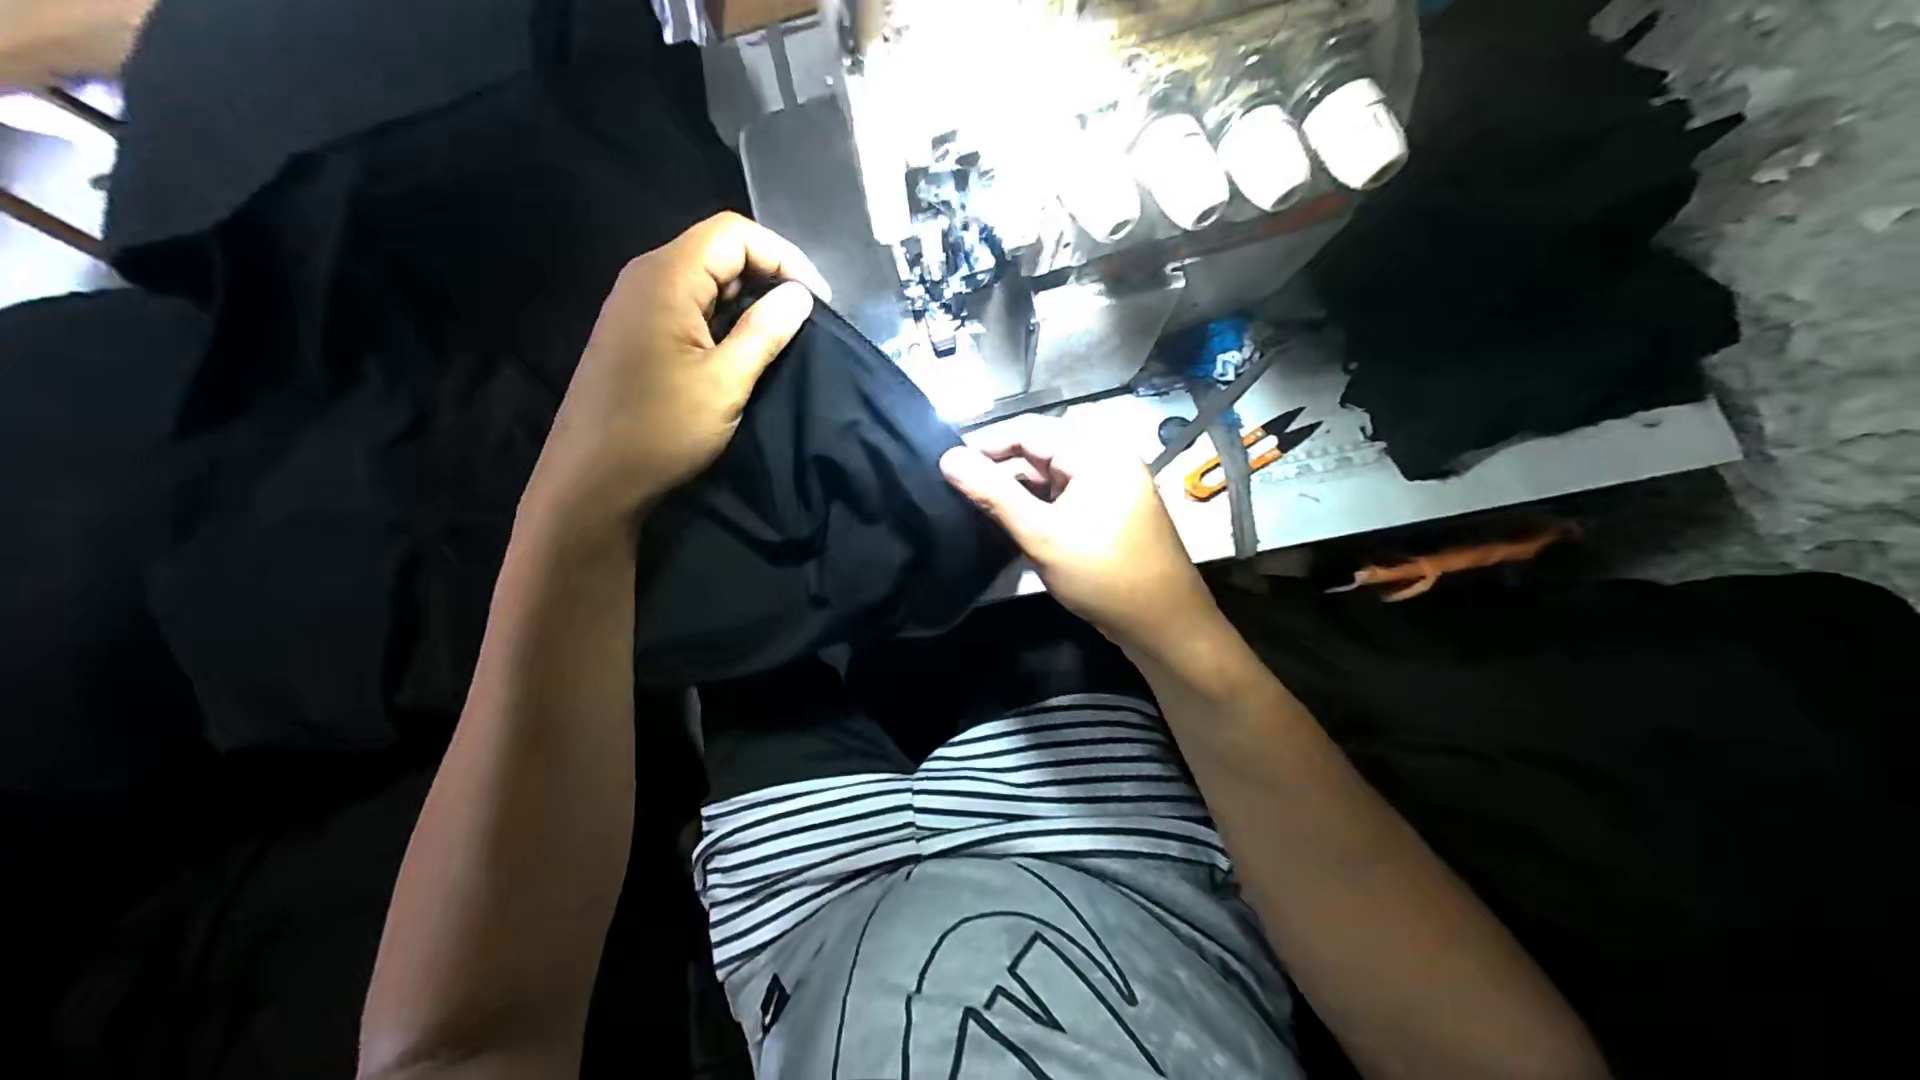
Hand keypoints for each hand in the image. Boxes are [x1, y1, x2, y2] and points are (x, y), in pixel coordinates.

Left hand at [527, 212, 830, 528]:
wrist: (593, 478)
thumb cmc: (661, 429)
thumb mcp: (725, 381)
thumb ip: (764, 331)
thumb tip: (801, 296)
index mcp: (666, 277)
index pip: (734, 233)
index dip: (784, 257)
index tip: (819, 301)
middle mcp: (646, 276)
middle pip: (718, 248)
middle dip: (769, 274)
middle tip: (805, 317)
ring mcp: (636, 303)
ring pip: (704, 277)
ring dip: (747, 297)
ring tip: (782, 332)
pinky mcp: (635, 330)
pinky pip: (687, 303)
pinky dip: (723, 314)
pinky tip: (743, 346)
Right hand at [940, 416, 1218, 654]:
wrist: (1163, 625)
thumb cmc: (1103, 575)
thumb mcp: (1041, 534)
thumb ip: (993, 494)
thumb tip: (948, 459)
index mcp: (1097, 454)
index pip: (1029, 431)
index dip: (985, 446)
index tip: (946, 467)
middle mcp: (1107, 461)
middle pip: (1040, 452)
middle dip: (1000, 471)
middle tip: (958, 493)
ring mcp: (1111, 488)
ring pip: (1051, 478)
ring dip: (1017, 492)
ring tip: (977, 509)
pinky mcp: (1109, 513)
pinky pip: (1065, 498)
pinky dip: (1038, 507)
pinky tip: (1011, 524)